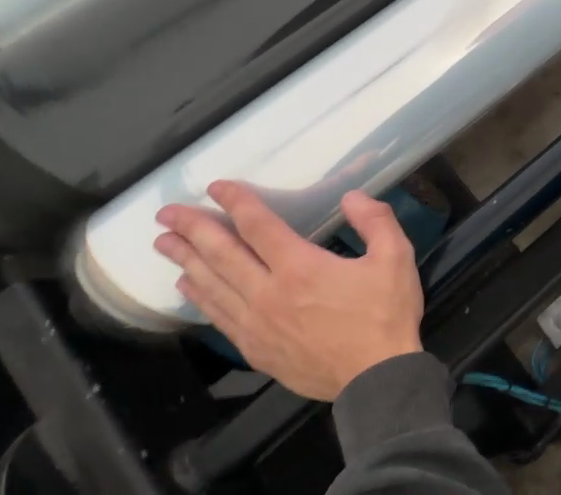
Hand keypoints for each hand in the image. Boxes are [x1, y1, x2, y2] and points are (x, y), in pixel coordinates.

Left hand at [154, 182, 424, 400]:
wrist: (373, 374)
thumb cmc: (386, 312)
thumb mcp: (397, 258)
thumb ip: (376, 222)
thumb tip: (352, 196)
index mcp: (302, 267)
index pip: (260, 228)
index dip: (237, 203)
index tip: (217, 186)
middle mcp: (268, 292)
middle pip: (222, 255)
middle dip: (193, 230)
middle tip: (166, 213)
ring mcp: (255, 322)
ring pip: (211, 285)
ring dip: (185, 261)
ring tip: (163, 243)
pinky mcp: (253, 346)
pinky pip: (217, 315)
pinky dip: (198, 296)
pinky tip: (187, 286)